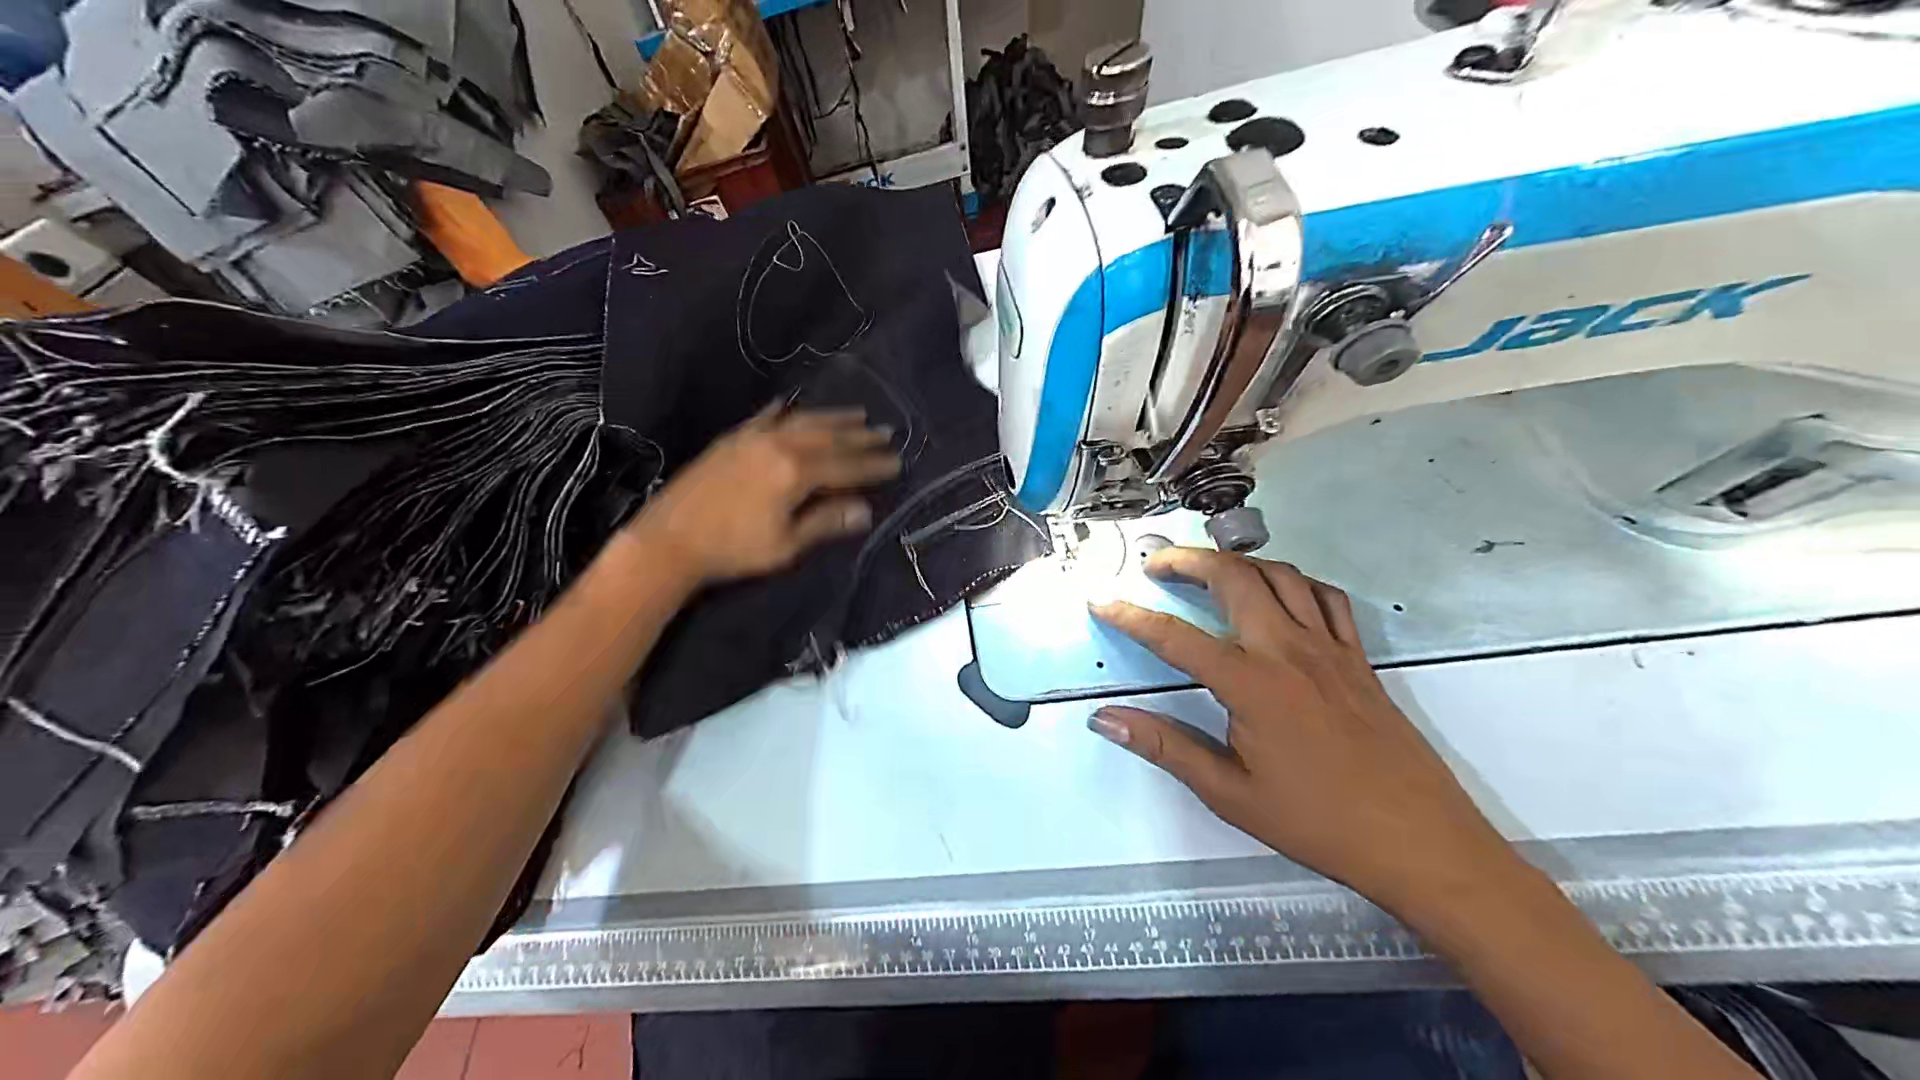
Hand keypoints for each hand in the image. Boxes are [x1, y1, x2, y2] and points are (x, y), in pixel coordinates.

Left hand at [624, 406, 899, 584]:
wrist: (669, 539)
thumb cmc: (733, 549)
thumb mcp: (786, 544)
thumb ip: (826, 522)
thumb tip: (865, 510)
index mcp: (796, 472)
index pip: (846, 466)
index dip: (874, 465)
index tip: (898, 461)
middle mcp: (778, 445)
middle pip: (829, 437)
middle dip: (860, 436)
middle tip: (886, 432)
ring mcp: (753, 437)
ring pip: (802, 421)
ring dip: (832, 418)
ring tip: (857, 414)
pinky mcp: (732, 439)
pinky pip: (765, 417)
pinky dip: (784, 411)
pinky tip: (791, 405)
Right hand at [1088, 549, 1519, 916]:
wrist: (1420, 842)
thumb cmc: (1318, 822)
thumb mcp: (1229, 792)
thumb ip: (1165, 747)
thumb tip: (1105, 720)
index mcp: (1251, 684)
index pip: (1176, 637)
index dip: (1131, 616)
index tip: (1101, 602)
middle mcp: (1288, 650)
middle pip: (1233, 578)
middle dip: (1188, 560)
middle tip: (1157, 564)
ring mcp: (1329, 648)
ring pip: (1280, 575)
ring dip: (1237, 562)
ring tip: (1208, 569)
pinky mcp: (1358, 658)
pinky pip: (1326, 598)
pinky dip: (1294, 581)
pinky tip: (1280, 593)